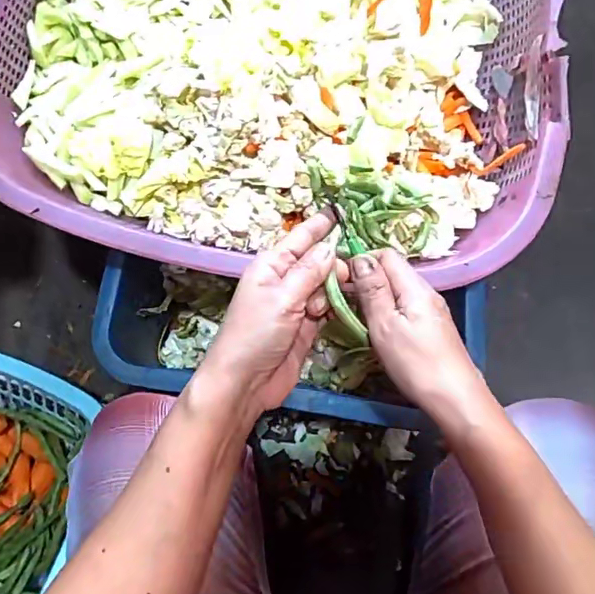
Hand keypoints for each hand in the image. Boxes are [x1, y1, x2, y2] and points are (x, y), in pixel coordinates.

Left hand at [194, 214, 340, 422]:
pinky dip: (337, 307)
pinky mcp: (307, 326)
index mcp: (272, 265)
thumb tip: (329, 248)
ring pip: (326, 285)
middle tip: (346, 278)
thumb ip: (309, 272)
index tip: (340, 211)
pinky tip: (349, 306)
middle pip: (319, 261)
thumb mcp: (282, 298)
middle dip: (334, 265)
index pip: (300, 238)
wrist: (245, 383)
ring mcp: (296, 304)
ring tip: (344, 296)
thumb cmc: (255, 335)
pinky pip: (328, 308)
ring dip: (336, 289)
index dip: (320, 225)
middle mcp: (285, 280)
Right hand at [350, 248, 489, 418]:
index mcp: (415, 287)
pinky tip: (376, 328)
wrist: (456, 400)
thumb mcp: (385, 325)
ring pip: (397, 289)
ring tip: (353, 314)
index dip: (361, 260)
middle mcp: (426, 292)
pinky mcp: (432, 327)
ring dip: (374, 296)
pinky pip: (404, 306)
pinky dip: (387, 310)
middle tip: (340, 299)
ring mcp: (431, 310)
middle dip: (365, 278)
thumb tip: (360, 257)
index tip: (339, 278)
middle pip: (392, 270)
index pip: (386, 254)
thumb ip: (372, 290)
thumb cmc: (416, 364)